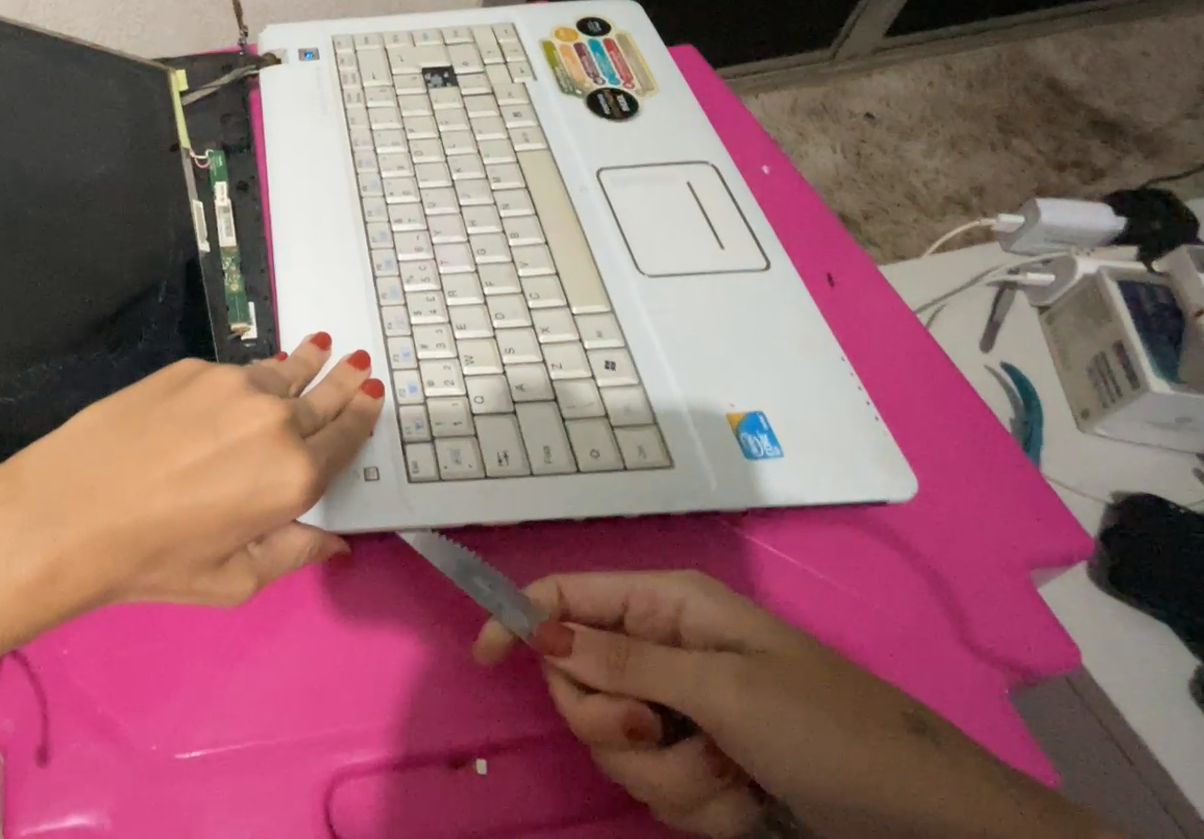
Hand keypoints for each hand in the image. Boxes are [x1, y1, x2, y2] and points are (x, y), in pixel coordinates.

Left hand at [0, 331, 382, 611]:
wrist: (68, 511)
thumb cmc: (154, 561)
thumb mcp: (235, 579)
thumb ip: (294, 553)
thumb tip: (337, 542)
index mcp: (295, 477)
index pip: (345, 439)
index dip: (362, 418)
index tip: (372, 397)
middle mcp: (275, 421)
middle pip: (323, 394)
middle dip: (344, 379)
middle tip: (358, 361)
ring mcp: (232, 386)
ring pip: (282, 371)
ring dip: (306, 361)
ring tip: (321, 344)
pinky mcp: (191, 368)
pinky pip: (238, 371)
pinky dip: (255, 374)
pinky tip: (253, 376)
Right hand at [474, 571, 1107, 838]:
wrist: (927, 824)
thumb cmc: (828, 729)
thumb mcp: (723, 687)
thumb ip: (624, 660)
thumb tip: (540, 632)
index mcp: (667, 606)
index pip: (566, 596)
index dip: (519, 617)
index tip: (485, 654)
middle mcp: (662, 649)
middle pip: (576, 678)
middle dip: (610, 720)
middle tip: (657, 732)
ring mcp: (676, 708)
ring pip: (609, 740)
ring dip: (664, 772)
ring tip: (729, 777)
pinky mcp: (691, 761)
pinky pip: (649, 781)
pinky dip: (691, 801)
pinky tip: (743, 800)